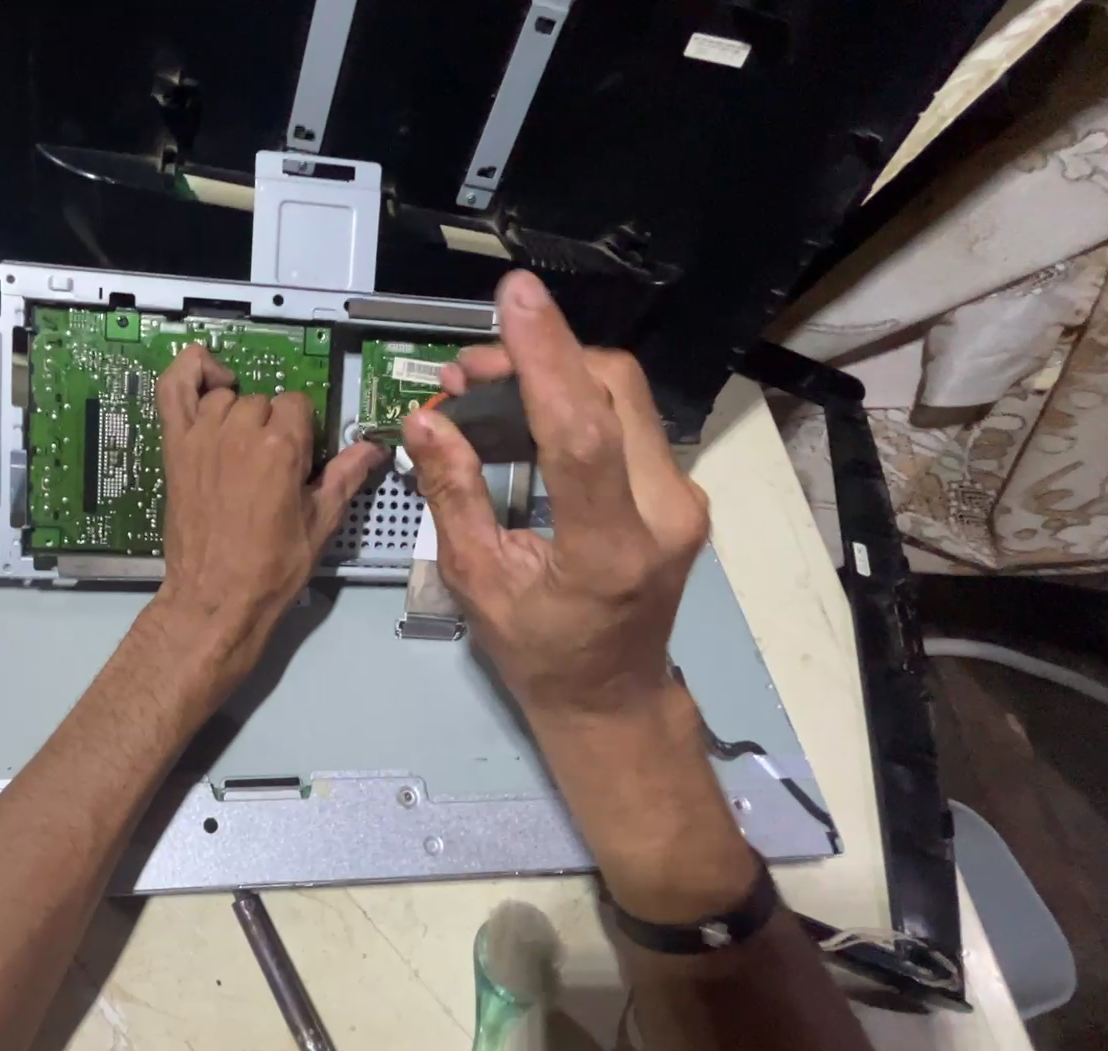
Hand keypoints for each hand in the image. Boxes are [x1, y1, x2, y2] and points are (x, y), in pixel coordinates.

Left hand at [154, 344, 383, 680]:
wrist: (216, 597)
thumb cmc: (271, 567)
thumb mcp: (319, 523)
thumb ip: (345, 476)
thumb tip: (373, 447)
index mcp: (281, 447)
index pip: (299, 407)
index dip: (302, 434)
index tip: (299, 463)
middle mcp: (240, 430)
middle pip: (263, 402)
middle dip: (272, 428)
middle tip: (270, 469)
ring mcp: (202, 435)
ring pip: (225, 398)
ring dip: (237, 413)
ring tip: (240, 448)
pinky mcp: (175, 446)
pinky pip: (174, 388)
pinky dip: (189, 371)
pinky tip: (209, 378)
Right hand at [403, 270, 709, 724]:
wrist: (612, 695)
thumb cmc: (537, 652)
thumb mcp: (477, 581)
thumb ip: (453, 496)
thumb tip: (426, 422)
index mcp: (609, 550)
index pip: (582, 433)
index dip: (545, 359)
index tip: (515, 299)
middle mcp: (664, 513)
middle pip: (612, 391)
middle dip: (538, 357)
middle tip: (465, 369)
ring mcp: (681, 498)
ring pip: (622, 395)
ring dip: (552, 372)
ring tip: (480, 384)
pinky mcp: (676, 490)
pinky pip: (624, 419)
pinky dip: (570, 398)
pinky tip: (522, 410)